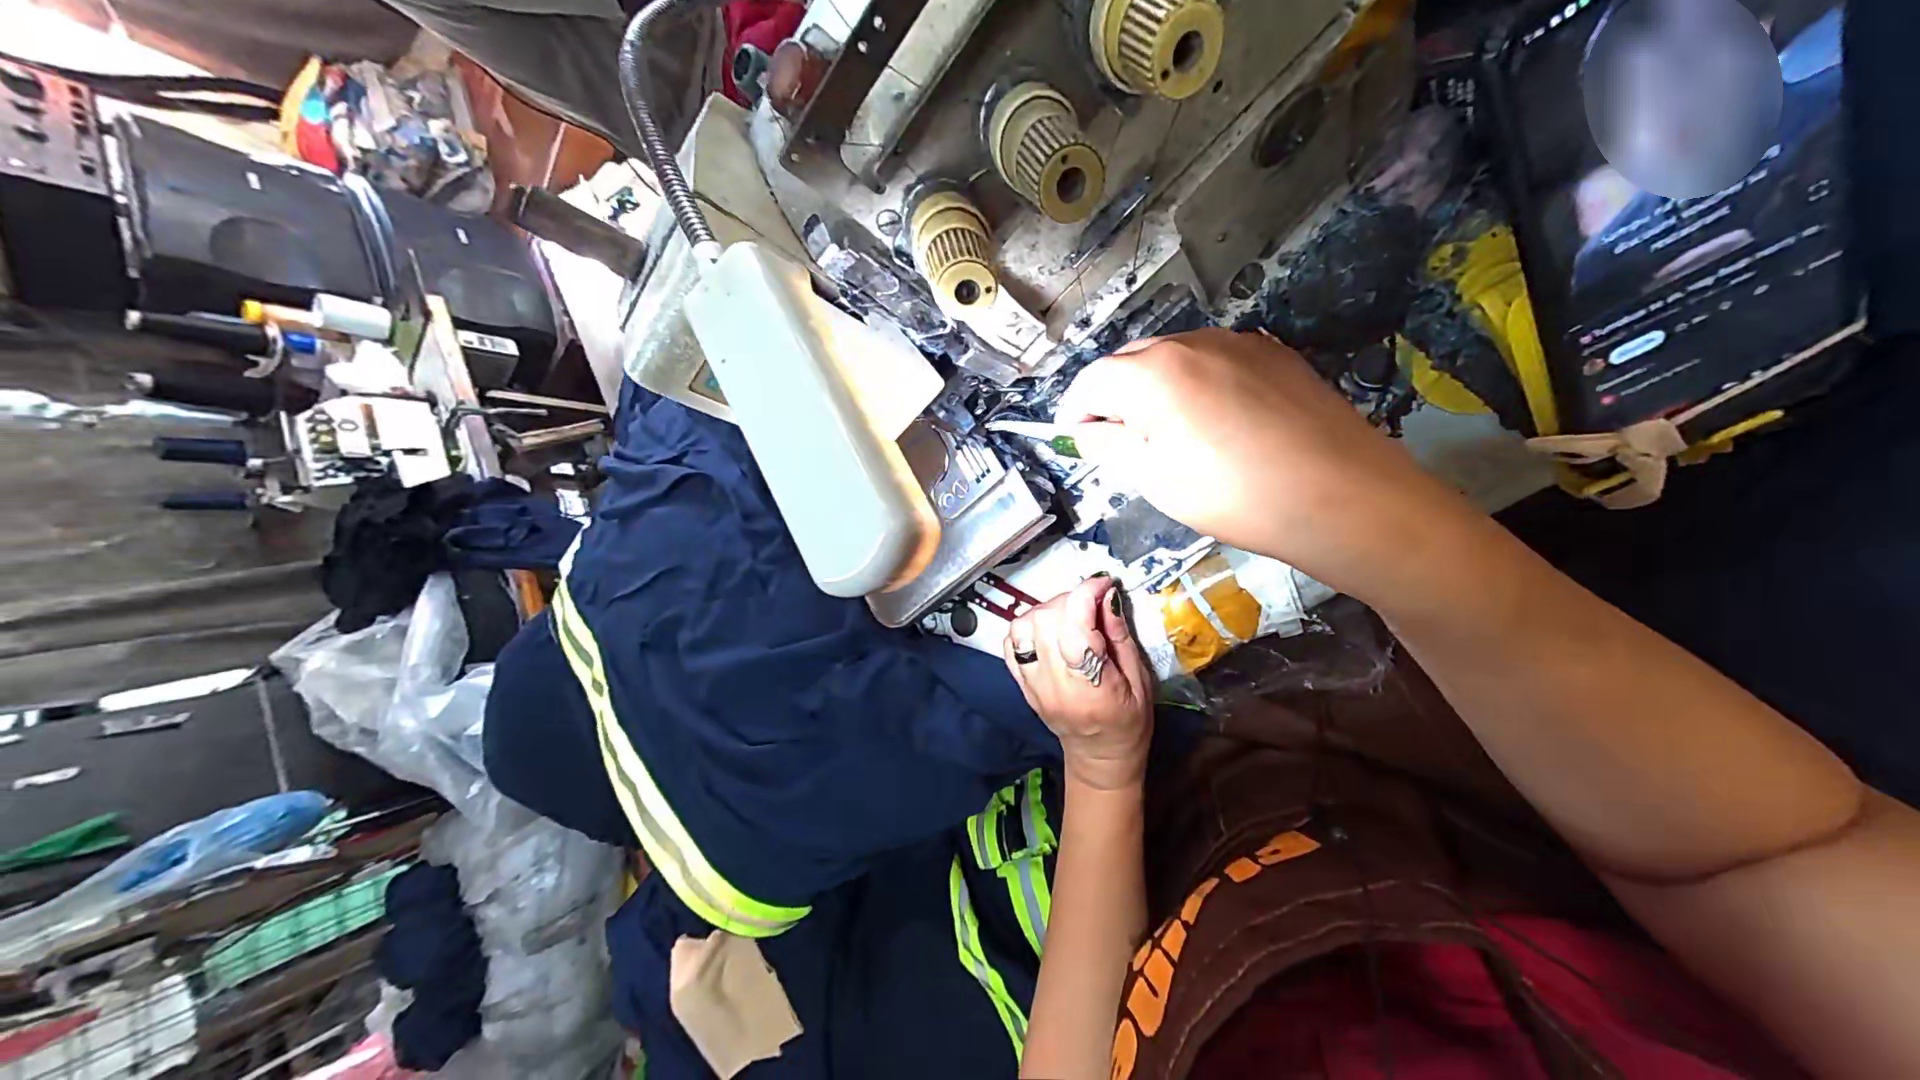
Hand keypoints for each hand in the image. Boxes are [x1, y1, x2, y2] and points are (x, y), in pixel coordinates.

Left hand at [1003, 576, 1154, 791]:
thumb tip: (1106, 596)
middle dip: (1069, 600)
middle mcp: (1054, 682)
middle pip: (1045, 619)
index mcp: (1089, 684)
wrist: (1101, 757)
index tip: (1104, 584)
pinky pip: (1011, 643)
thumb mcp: (1139, 679)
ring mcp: (1033, 684)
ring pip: (1023, 627)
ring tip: (1069, 617)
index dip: (1087, 593)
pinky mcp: (1022, 684)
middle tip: (1091, 605)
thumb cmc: (1129, 722)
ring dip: (1046, 611)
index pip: (1074, 623)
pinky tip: (1048, 630)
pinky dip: (1026, 627)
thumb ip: (1119, 635)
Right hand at [1057, 328, 1481, 600]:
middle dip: (1113, 397)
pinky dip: (1195, 385)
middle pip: (1130, 362)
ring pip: (1173, 358)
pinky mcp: (1274, 355)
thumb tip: (1086, 430)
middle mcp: (1191, 342)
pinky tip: (1214, 424)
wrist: (1343, 497)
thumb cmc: (1233, 495)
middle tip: (1117, 441)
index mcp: (1152, 372)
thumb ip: (1105, 446)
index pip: (1091, 380)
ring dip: (1154, 389)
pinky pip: (1214, 362)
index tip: (1073, 437)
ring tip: (1167, 435)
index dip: (1074, 411)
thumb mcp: (1152, 479)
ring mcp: (1238, 343)